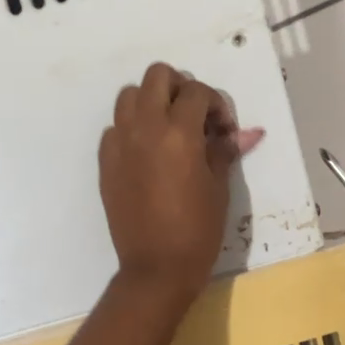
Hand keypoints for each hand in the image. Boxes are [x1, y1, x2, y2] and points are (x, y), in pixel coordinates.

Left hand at [99, 63, 266, 302]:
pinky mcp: (106, 162)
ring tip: (167, 129)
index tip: (224, 130)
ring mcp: (120, 143)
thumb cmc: (198, 231)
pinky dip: (131, 129)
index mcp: (179, 132)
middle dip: (180, 88)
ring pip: (129, 95)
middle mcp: (145, 127)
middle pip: (157, 76)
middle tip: (194, 116)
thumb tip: (239, 133)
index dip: (217, 105)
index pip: (197, 92)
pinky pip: (114, 128)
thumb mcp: (219, 188)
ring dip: (150, 102)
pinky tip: (146, 154)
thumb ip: (224, 151)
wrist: (157, 268)